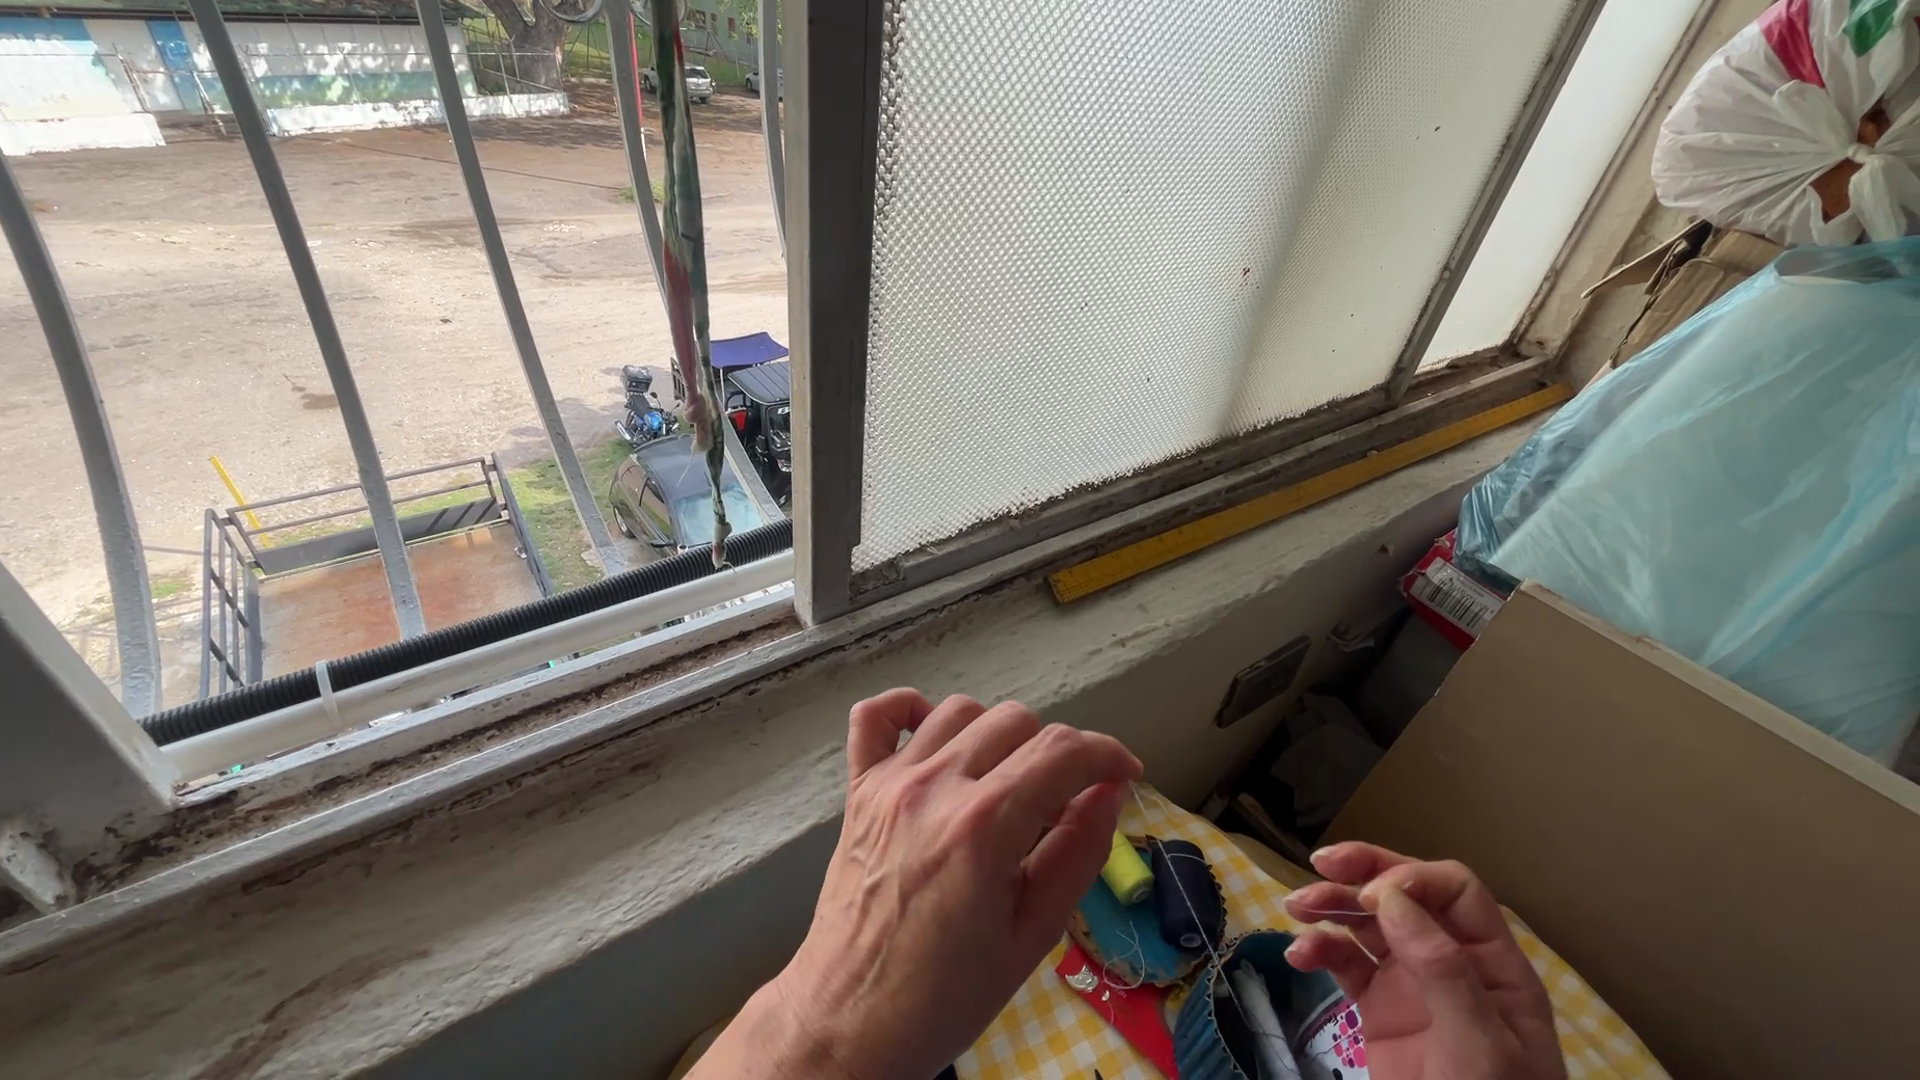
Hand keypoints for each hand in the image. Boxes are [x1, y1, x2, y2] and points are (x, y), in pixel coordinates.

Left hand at [688, 690, 1141, 1079]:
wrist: (852, 1021)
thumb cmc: (948, 993)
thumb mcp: (1034, 935)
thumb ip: (1079, 851)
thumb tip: (1109, 791)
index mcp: (984, 826)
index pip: (1062, 752)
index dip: (1107, 753)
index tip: (1124, 773)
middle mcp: (935, 786)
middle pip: (1017, 720)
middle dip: (1055, 753)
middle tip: (1059, 802)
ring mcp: (890, 781)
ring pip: (961, 710)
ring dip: (996, 735)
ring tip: (1004, 780)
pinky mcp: (858, 788)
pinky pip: (876, 715)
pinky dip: (909, 710)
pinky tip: (934, 736)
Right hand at [1282, 843, 1564, 1079]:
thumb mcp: (1480, 1049)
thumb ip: (1443, 970)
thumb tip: (1390, 898)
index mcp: (1493, 965)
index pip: (1453, 891)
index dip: (1410, 879)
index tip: (1370, 896)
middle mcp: (1450, 962)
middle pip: (1404, 893)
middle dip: (1360, 873)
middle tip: (1320, 865)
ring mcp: (1410, 983)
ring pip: (1366, 920)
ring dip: (1329, 905)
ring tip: (1294, 908)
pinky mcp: (1377, 1007)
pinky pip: (1344, 961)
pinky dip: (1318, 949)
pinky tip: (1298, 956)